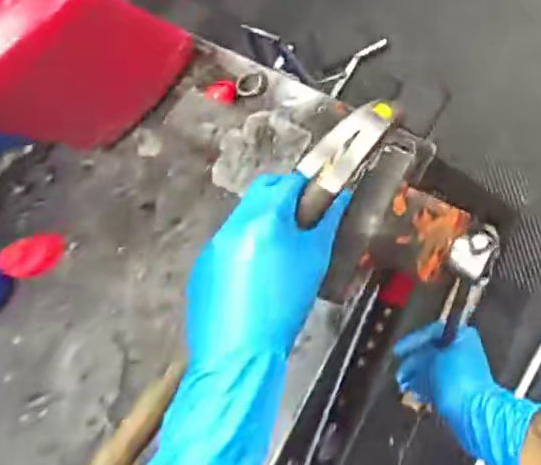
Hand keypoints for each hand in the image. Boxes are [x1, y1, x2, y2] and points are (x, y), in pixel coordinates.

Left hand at [182, 173, 346, 364]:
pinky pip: (228, 239)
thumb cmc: (285, 304)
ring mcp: (213, 246)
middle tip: (303, 213)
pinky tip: (258, 269)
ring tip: (281, 244)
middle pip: (262, 189)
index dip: (307, 183)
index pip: (288, 181)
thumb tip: (339, 197)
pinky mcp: (201, 267)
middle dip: (284, 193)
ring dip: (264, 216)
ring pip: (244, 213)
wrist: (237, 358)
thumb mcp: (315, 258)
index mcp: (264, 220)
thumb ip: (327, 221)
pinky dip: (246, 240)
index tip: (319, 193)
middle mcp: (234, 226)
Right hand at [394, 322, 540, 464]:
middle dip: (414, 361)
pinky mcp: (460, 388)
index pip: (434, 332)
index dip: (413, 340)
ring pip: (435, 368)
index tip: (397, 351)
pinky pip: (439, 382)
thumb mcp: (433, 362)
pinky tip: (413, 392)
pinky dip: (425, 386)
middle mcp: (464, 348)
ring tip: (401, 384)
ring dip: (417, 375)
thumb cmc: (454, 378)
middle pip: (434, 350)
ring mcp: (463, 368)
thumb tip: (411, 359)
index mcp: (462, 334)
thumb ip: (420, 357)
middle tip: (398, 372)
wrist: (473, 410)